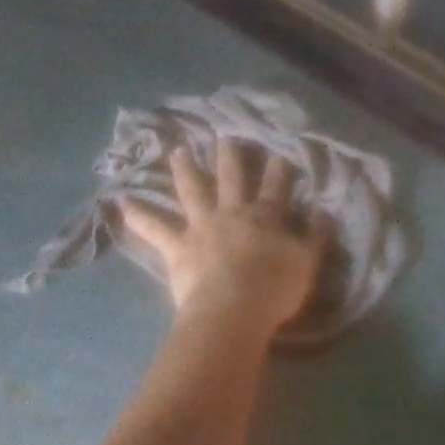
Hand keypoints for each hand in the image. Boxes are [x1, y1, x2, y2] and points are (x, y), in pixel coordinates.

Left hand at [120, 140, 328, 335]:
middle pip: (232, 177)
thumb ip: (315, 235)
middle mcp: (233, 212)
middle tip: (224, 136)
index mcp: (266, 217)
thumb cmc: (275, 288)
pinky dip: (138, 216)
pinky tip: (120, 202)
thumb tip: (324, 211)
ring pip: (193, 191)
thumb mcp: (307, 262)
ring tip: (178, 151)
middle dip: (230, 155)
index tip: (280, 152)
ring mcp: (202, 227)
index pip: (276, 186)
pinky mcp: (178, 246)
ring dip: (185, 169)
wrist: (235, 308)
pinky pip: (154, 229)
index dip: (279, 169)